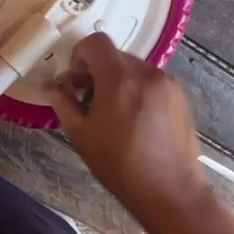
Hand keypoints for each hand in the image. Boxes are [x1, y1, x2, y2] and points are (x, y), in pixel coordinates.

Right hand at [49, 33, 212, 218]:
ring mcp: (168, 83)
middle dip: (99, 73)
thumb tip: (52, 87)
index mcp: (119, 77)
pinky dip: (139, 92)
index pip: (96, 42)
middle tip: (91, 103)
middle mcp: (147, 72)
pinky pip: (152, 83)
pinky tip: (137, 123)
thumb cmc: (119, 165)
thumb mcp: (81, 135)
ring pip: (135, 69)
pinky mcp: (181, 97)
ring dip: (120, 82)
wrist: (170, 191)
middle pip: (116, 56)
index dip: (80, 56)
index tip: (77, 83)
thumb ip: (64, 104)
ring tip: (116, 116)